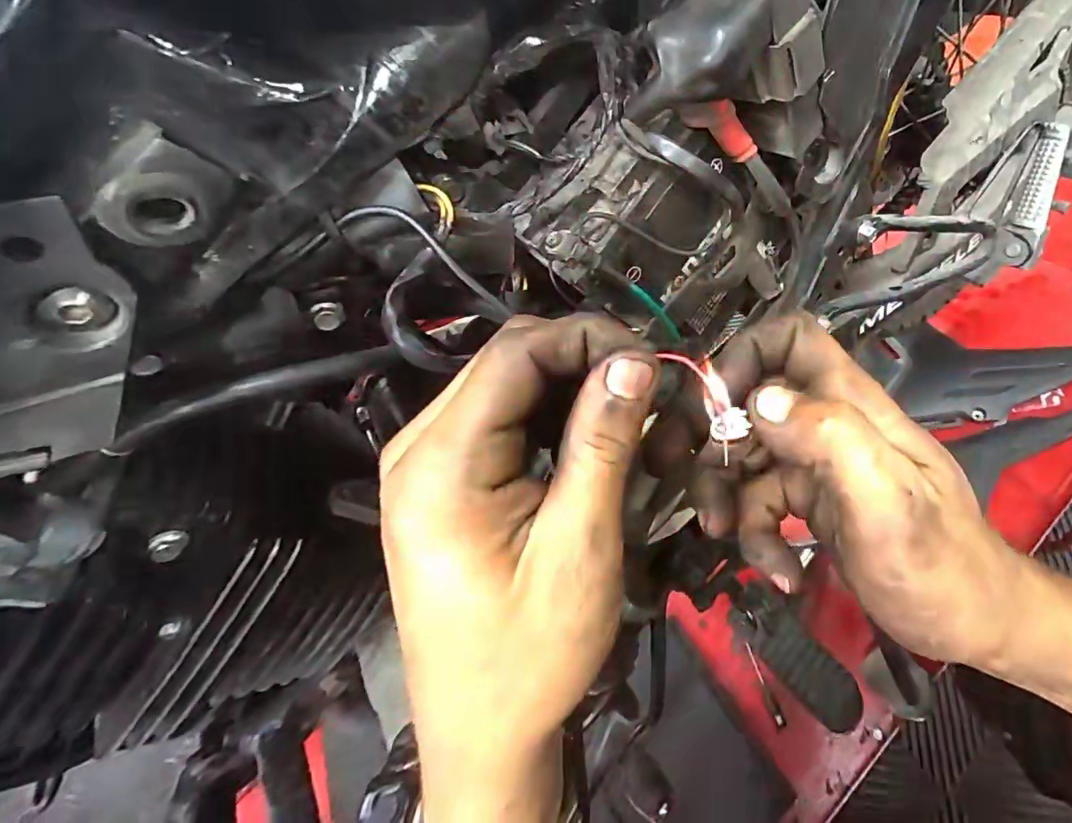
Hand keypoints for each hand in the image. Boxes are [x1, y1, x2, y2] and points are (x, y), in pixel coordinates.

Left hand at [378, 314, 657, 819]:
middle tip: (650, 386)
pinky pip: (508, 414)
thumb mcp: (580, 546)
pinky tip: (595, 434)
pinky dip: (558, 411)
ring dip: (577, 382)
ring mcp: (429, 460)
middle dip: (588, 356)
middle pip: (511, 357)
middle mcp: (419, 447)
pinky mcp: (449, 475)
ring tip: (633, 411)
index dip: (590, 338)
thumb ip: (603, 443)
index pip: (516, 353)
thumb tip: (634, 360)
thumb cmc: (530, 654)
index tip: (652, 362)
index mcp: (440, 464)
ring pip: (513, 379)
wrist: (482, 733)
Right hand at [709, 315, 1035, 668]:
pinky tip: (781, 571)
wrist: (969, 620)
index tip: (715, 406)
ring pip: (747, 456)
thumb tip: (760, 402)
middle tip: (707, 486)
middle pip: (752, 400)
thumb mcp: (886, 496)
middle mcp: (828, 422)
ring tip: (728, 536)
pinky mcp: (813, 502)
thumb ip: (828, 436)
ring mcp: (819, 463)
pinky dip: (758, 536)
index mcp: (850, 402)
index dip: (747, 355)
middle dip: (719, 442)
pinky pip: (762, 503)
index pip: (792, 337)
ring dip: (727, 496)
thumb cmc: (936, 560)